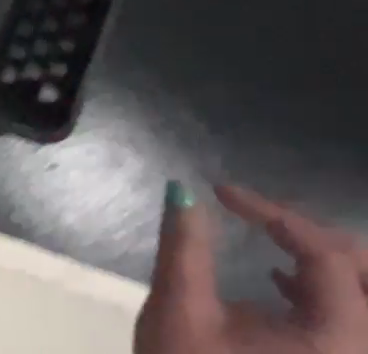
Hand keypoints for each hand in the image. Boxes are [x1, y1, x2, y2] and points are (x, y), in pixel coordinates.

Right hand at [137, 182, 367, 352]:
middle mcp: (363, 349)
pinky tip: (281, 279)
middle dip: (319, 236)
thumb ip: (185, 248)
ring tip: (275, 238)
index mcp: (338, 339)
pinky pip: (358, 321)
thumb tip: (181, 191)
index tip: (220, 192)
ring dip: (331, 263)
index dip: (274, 214)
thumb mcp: (179, 306)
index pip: (327, 257)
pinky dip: (331, 291)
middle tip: (261, 213)